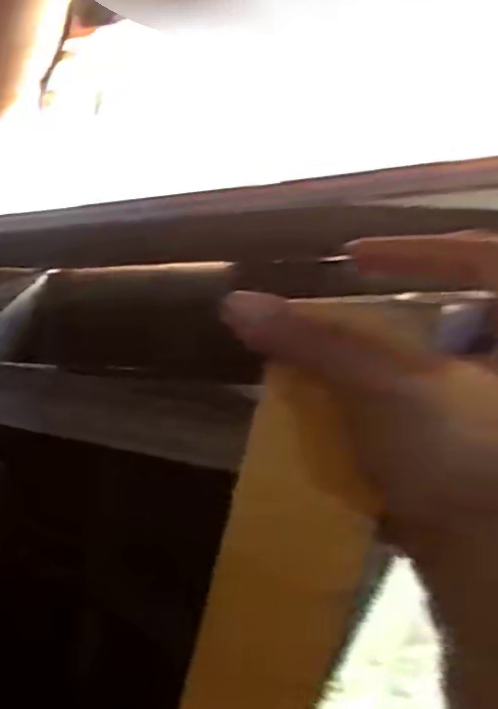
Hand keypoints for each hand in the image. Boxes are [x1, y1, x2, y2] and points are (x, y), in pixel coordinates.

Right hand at [222, 232, 497, 559]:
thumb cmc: (475, 459)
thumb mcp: (387, 390)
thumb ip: (317, 342)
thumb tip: (235, 301)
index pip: (491, 259)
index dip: (422, 250)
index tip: (351, 256)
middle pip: (484, 315)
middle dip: (412, 312)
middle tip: (347, 319)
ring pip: (471, 363)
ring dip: (406, 360)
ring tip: (342, 372)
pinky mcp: (491, 451)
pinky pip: (463, 404)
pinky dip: (417, 399)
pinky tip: (369, 417)